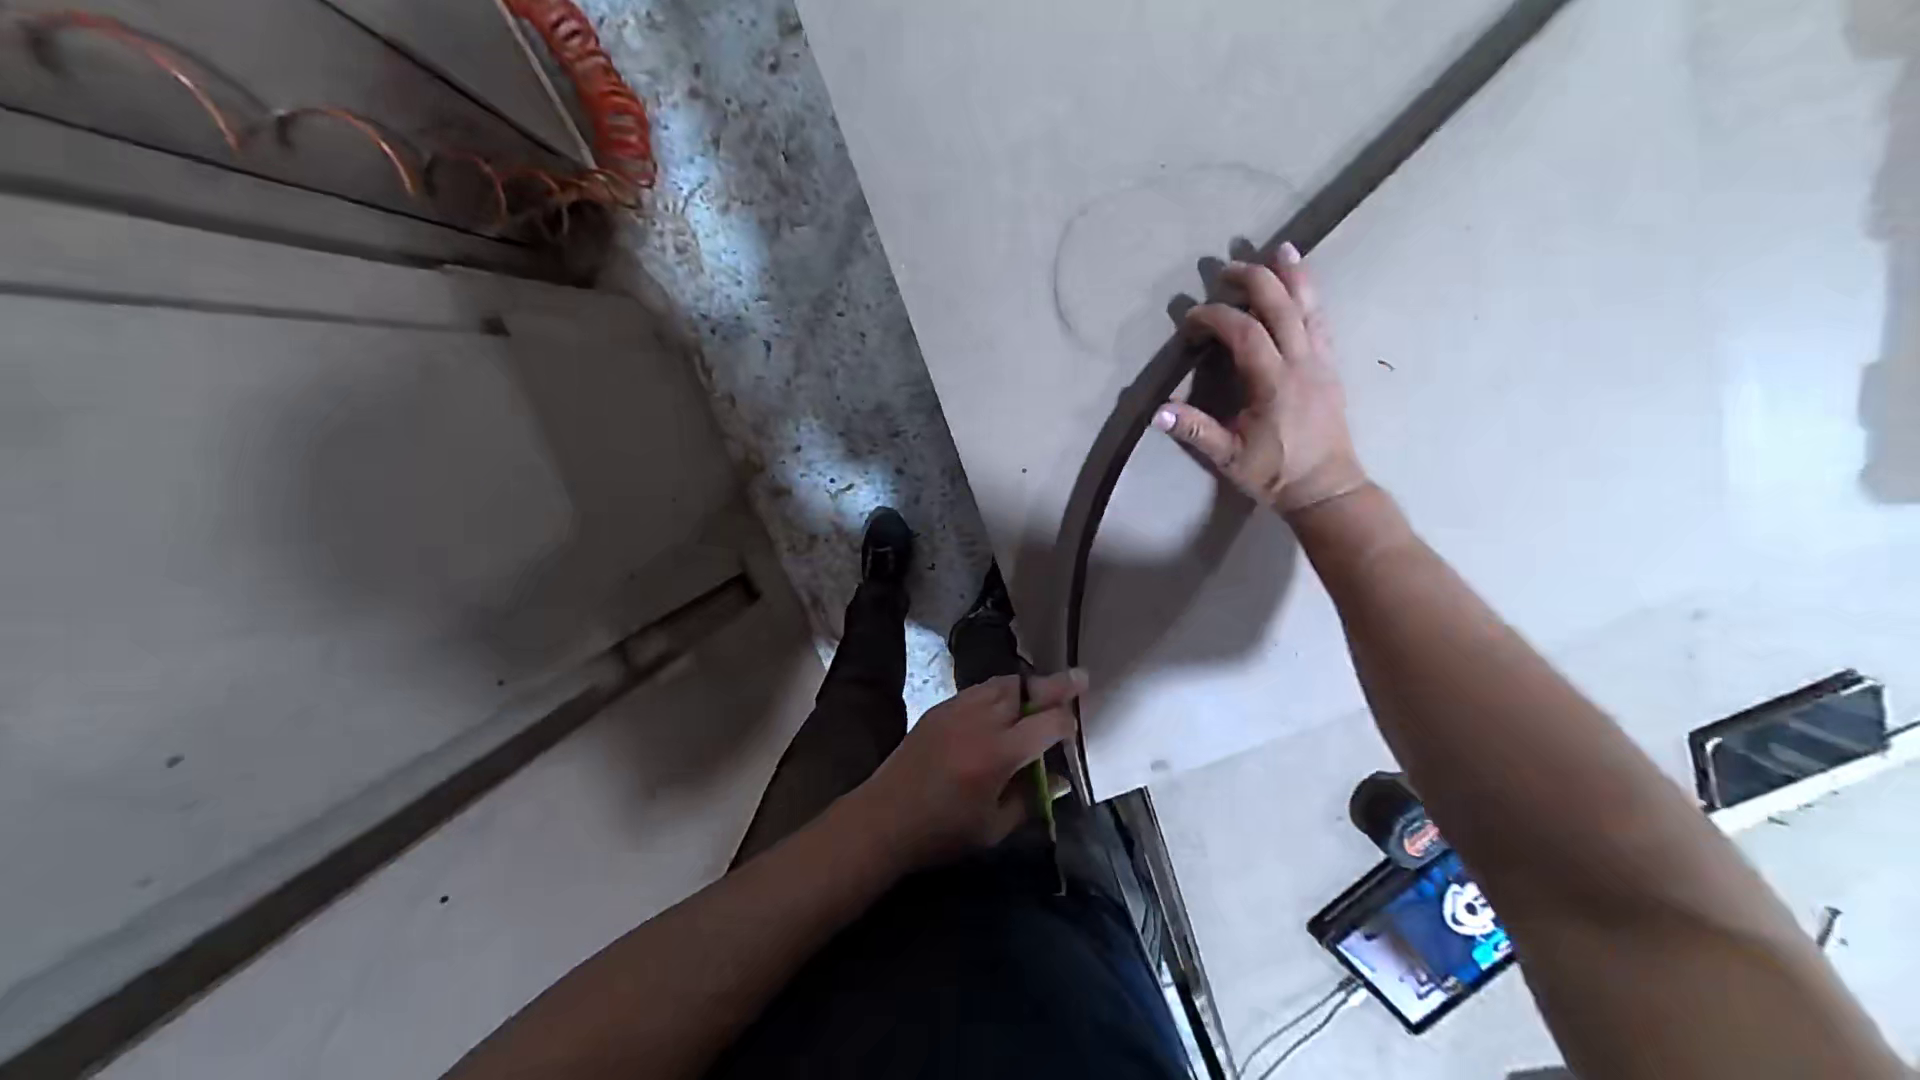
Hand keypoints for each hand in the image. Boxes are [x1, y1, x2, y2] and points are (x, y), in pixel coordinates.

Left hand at [853, 670, 1084, 868]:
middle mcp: (980, 721)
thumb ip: (1031, 799)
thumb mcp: (994, 828)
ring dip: (1027, 684)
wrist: (883, 818)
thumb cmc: (941, 832)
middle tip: (1080, 677)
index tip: (1076, 729)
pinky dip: (998, 690)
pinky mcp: (939, 709)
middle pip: (1026, 690)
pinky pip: (978, 689)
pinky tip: (1003, 704)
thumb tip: (1058, 779)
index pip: (1048, 723)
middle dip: (1056, 684)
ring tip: (1043, 689)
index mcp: (998, 753)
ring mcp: (957, 709)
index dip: (1068, 723)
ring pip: (1001, 683)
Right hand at [1153, 242, 1369, 515]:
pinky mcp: (1331, 367)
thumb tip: (1157, 412)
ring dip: (1293, 276)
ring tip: (1280, 249)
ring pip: (1309, 307)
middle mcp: (1301, 364)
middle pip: (1280, 307)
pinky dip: (1311, 297)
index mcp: (1273, 383)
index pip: (1244, 334)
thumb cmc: (1274, 474)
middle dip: (1253, 281)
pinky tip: (1304, 283)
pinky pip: (1322, 322)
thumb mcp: (1228, 457)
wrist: (1326, 488)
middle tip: (1227, 269)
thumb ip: (1194, 430)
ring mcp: (1321, 362)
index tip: (1192, 318)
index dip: (1216, 318)